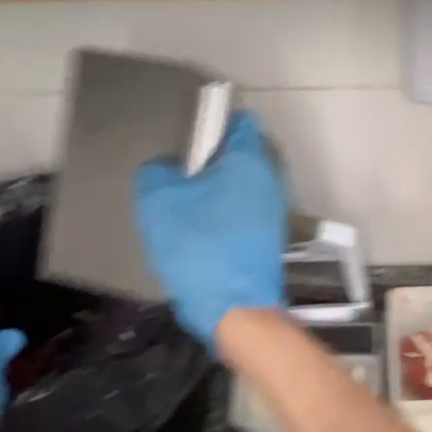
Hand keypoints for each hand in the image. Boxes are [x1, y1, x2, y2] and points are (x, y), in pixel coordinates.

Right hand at [133, 110, 287, 343]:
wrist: (237, 312)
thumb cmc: (201, 249)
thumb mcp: (159, 201)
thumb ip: (158, 172)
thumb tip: (168, 171)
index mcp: (251, 161)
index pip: (239, 121)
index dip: (210, 119)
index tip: (184, 131)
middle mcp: (271, 184)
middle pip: (240, 156)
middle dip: (210, 159)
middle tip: (177, 168)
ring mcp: (273, 216)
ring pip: (241, 189)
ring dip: (215, 191)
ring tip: (182, 202)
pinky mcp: (268, 244)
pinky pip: (242, 217)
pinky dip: (223, 217)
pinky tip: (197, 231)